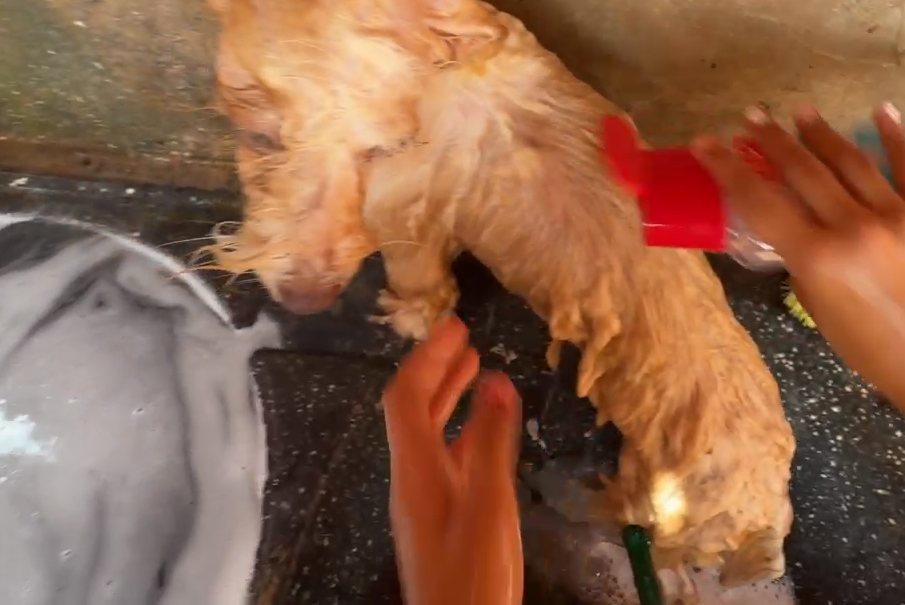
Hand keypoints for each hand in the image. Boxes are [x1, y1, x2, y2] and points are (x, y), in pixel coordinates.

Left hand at [383, 316, 523, 604]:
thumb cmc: (473, 578)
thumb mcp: (488, 507)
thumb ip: (492, 443)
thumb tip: (497, 380)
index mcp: (416, 471)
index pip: (407, 398)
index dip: (427, 357)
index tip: (455, 325)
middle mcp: (414, 477)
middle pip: (414, 409)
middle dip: (436, 367)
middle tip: (462, 333)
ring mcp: (426, 497)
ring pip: (430, 430)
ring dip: (448, 392)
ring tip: (474, 363)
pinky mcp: (443, 513)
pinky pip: (448, 452)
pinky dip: (464, 424)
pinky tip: (485, 422)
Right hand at [692, 104, 904, 407]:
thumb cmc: (867, 344)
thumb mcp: (815, 302)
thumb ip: (799, 252)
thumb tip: (791, 213)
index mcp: (817, 258)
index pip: (759, 201)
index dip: (727, 167)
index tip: (706, 141)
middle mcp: (854, 229)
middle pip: (803, 170)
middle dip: (772, 139)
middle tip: (753, 115)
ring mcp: (898, 217)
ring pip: (850, 160)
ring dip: (820, 132)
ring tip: (800, 111)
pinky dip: (895, 136)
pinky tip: (882, 110)